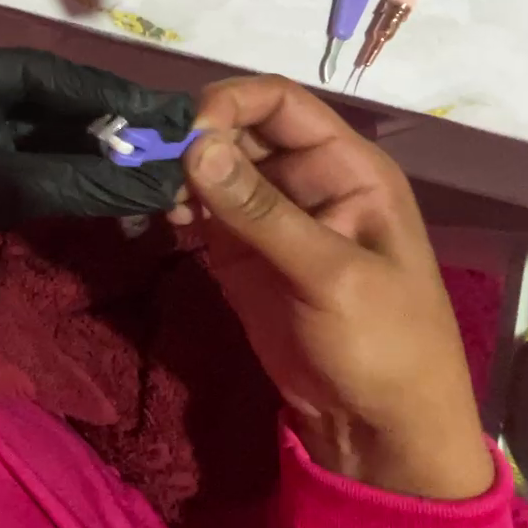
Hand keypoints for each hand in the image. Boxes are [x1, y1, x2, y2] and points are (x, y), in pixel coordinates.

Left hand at [0, 49, 191, 352]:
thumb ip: (73, 182)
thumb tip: (162, 181)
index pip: (34, 71)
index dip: (99, 89)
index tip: (160, 110)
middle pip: (45, 105)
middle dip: (106, 125)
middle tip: (173, 141)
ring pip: (45, 143)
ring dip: (97, 159)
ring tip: (160, 173)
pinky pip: (37, 176)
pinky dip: (77, 186)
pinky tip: (120, 196)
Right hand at [181, 75, 491, 499]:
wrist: (372, 424)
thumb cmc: (383, 344)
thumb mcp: (330, 275)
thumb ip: (260, 211)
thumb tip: (194, 146)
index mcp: (344, 166)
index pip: (278, 102)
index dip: (229, 103)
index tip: (183, 133)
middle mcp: (301, 176)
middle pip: (235, 127)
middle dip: (189, 135)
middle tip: (144, 159)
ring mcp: (264, 210)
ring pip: (208, 162)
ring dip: (174, 168)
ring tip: (145, 188)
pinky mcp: (233, 242)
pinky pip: (196, 202)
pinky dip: (171, 200)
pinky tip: (158, 216)